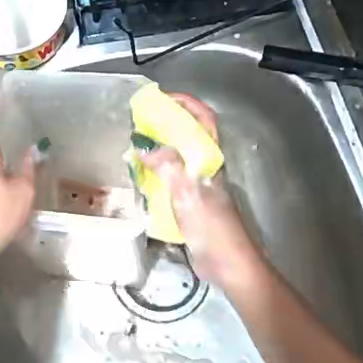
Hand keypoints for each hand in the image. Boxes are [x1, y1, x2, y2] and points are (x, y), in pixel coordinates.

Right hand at [141, 93, 266, 290]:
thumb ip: (168, 166)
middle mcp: (205, 167)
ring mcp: (198, 186)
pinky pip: (170, 180)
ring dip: (159, 149)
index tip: (163, 98)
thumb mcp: (187, 193)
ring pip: (178, 158)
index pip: (204, 120)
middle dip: (166, 124)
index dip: (187, 104)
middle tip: (140, 122)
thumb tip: (146, 147)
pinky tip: (140, 179)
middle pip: (188, 136)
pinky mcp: (191, 204)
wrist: (228, 265)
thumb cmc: (213, 227)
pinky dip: (155, 174)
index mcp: (210, 159)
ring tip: (135, 147)